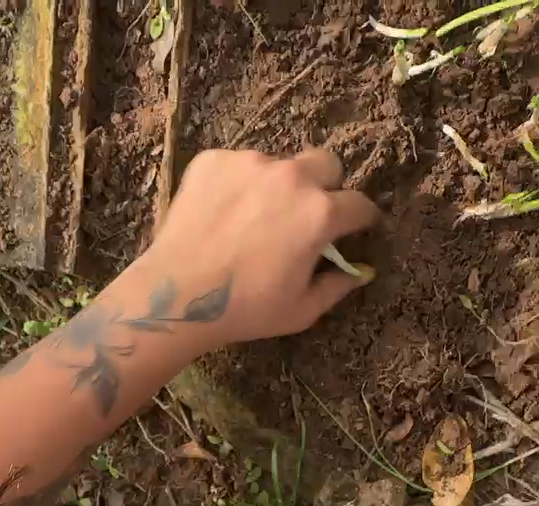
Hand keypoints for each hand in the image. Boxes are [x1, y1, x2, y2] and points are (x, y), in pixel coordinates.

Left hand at [136, 148, 379, 345]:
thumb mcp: (300, 311)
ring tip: (251, 222)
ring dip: (275, 188)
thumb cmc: (244, 310)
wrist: (177, 296)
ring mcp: (250, 162)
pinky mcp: (213, 161)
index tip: (356, 227)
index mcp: (320, 213)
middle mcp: (291, 176)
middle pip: (326, 164)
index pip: (359, 204)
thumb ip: (337, 287)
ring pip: (277, 166)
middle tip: (306, 216)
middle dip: (326, 186)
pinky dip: (236, 187)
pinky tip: (221, 217)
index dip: (361, 219)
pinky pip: (236, 167)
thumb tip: (359, 272)